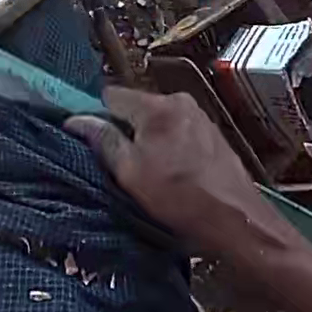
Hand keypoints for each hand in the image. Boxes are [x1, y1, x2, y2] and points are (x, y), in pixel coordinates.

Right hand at [65, 88, 297, 263]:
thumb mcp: (131, 173)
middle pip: (136, 105)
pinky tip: (172, 171)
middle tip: (121, 163)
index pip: (112, 94)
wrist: (235, 217)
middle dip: (125, 128)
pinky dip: (169, 142)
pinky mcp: (211, 130)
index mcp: (156, 105)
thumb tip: (75, 119)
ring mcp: (198, 113)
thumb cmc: (179, 197)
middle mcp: (178, 99)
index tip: (92, 139)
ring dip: (148, 137)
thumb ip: (103, 141)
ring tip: (149, 171)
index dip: (97, 114)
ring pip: (158, 118)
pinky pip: (178, 128)